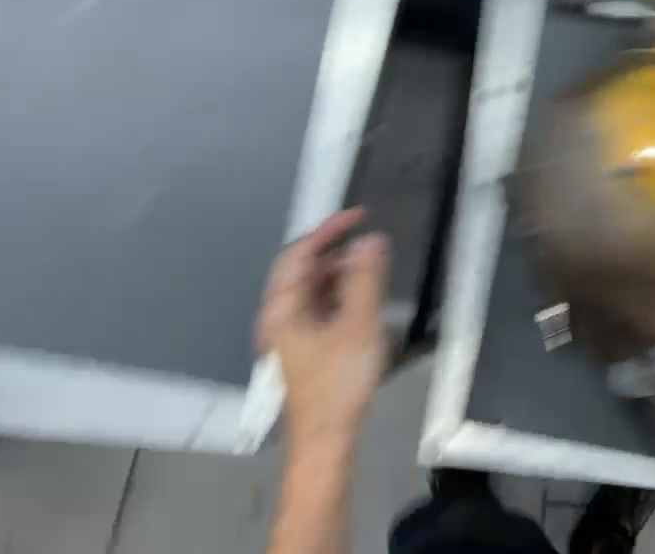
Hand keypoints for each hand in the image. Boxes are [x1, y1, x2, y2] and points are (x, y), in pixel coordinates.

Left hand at [256, 209, 387, 448]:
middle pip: (305, 270)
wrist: (327, 439)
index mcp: (282, 309)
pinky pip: (323, 306)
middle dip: (338, 253)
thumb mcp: (358, 324)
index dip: (328, 230)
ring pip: (316, 289)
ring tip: (374, 275)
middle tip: (371, 248)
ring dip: (343, 275)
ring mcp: (292, 332)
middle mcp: (281, 316)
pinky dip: (343, 295)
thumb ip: (366, 278)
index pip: (299, 254)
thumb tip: (372, 239)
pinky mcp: (306, 346)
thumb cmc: (338, 382)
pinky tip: (366, 303)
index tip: (358, 215)